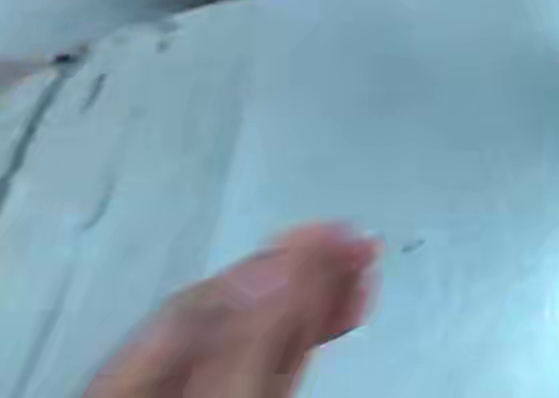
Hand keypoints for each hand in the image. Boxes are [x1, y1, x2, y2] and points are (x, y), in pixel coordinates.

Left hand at [83, 223, 379, 397]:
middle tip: (365, 246)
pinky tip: (344, 308)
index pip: (200, 304)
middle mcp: (157, 387)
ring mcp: (198, 394)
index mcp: (133, 389)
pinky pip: (273, 353)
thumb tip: (288, 257)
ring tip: (365, 268)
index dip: (274, 262)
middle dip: (303, 271)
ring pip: (257, 329)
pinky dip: (313, 322)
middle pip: (230, 312)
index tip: (346, 235)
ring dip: (317, 290)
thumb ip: (247, 340)